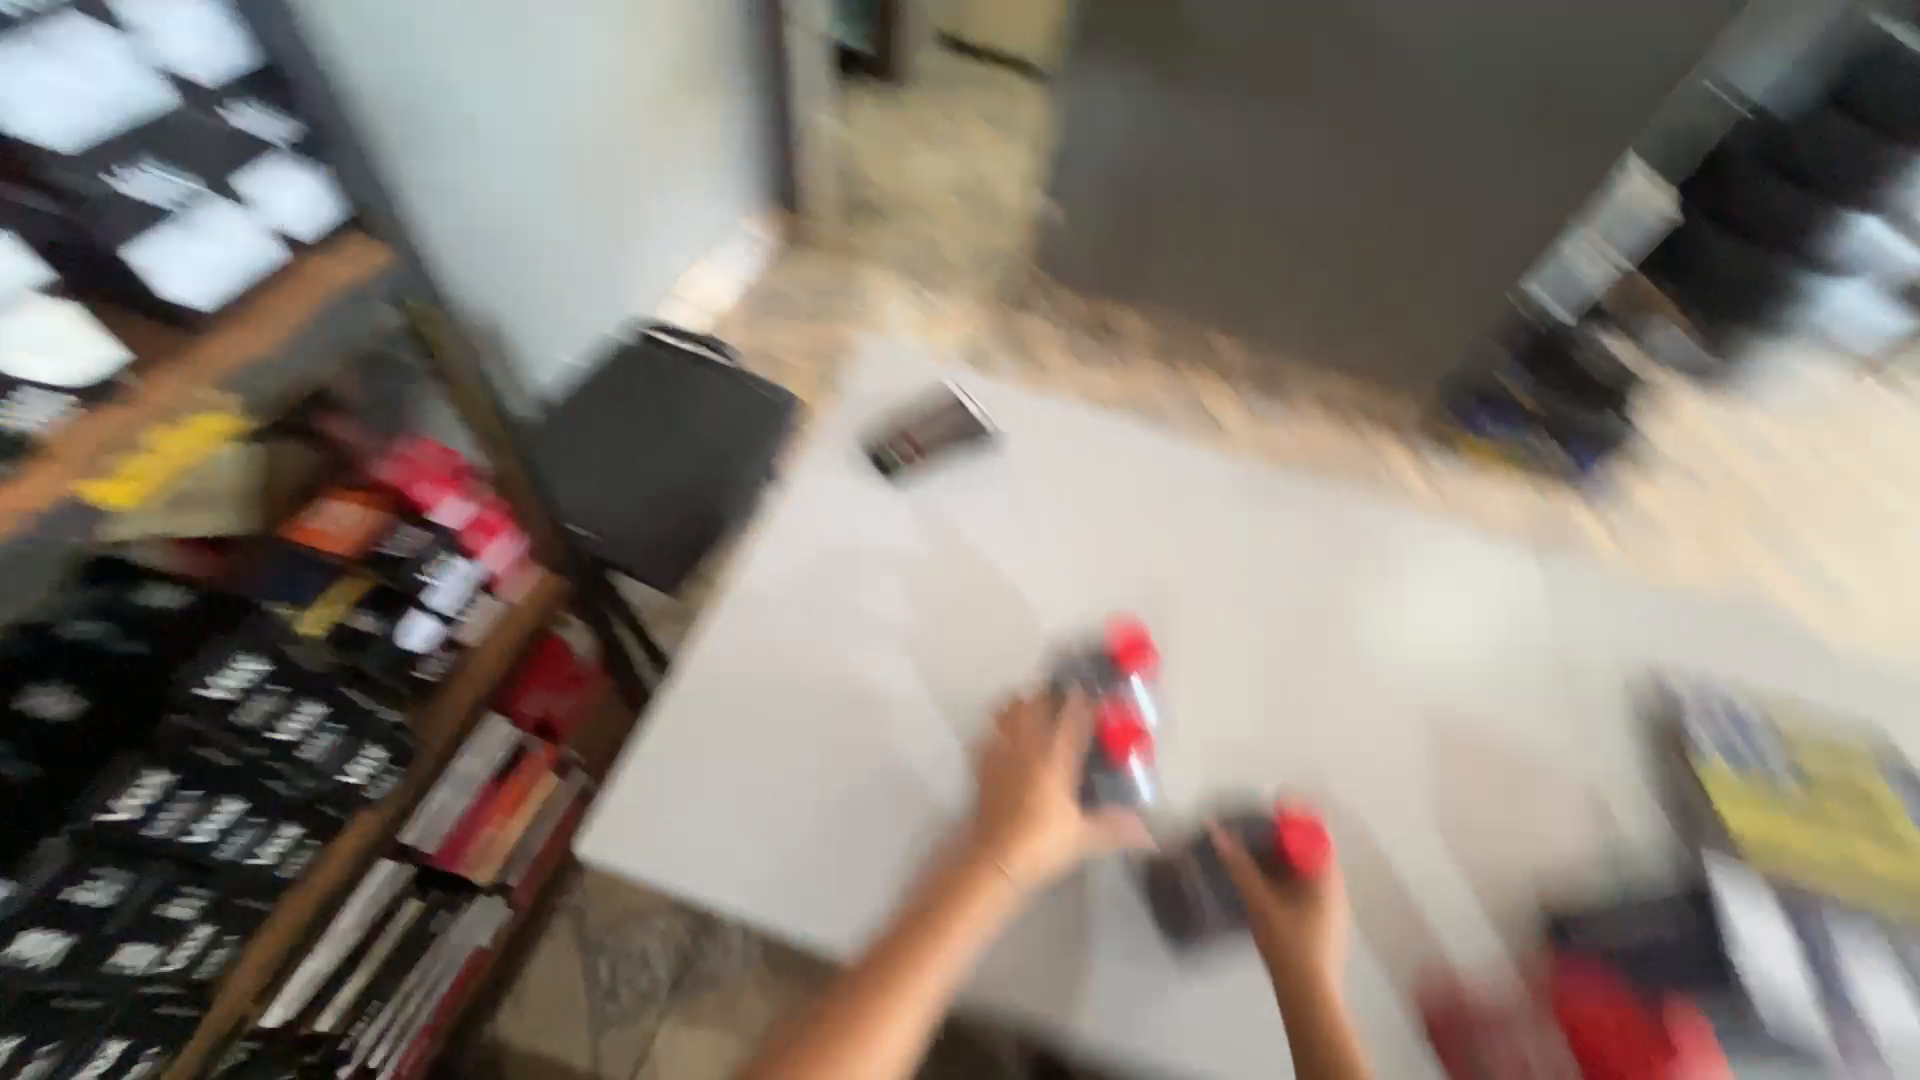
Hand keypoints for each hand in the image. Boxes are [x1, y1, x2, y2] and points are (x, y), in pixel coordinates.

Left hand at [962, 691, 1153, 890]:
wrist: (993, 860)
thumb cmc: (1040, 845)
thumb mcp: (1083, 837)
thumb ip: (1114, 828)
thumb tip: (1146, 833)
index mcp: (1055, 759)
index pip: (1073, 719)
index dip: (1083, 700)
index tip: (1092, 690)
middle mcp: (1027, 748)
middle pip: (1035, 703)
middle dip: (1049, 694)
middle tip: (1062, 696)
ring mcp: (1001, 753)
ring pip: (1008, 711)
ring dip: (1020, 703)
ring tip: (1032, 706)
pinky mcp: (982, 765)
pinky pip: (989, 733)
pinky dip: (998, 727)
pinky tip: (1004, 735)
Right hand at [1210, 820, 1349, 994]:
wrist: (1309, 996)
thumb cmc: (1288, 944)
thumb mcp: (1259, 901)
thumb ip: (1238, 864)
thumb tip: (1216, 830)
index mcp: (1327, 878)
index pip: (1317, 831)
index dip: (1296, 812)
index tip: (1275, 798)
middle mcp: (1336, 889)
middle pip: (1314, 848)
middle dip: (1288, 833)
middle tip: (1259, 824)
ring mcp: (1333, 908)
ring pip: (1311, 869)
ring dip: (1287, 855)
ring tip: (1257, 849)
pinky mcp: (1325, 923)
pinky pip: (1308, 886)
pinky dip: (1288, 875)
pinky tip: (1267, 883)